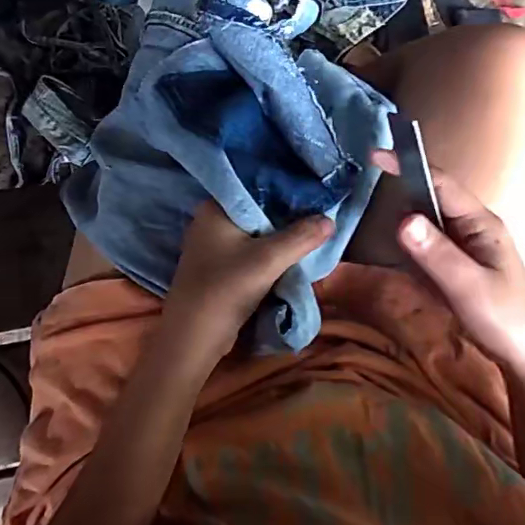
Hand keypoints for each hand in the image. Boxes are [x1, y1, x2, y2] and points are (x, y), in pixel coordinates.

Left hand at [162, 201, 333, 357]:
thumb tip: (330, 220)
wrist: (194, 337)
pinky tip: (292, 254)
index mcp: (215, 208)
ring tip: (313, 230)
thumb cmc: (226, 288)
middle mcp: (210, 221)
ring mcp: (212, 246)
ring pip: (255, 233)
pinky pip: (250, 251)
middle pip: (258, 211)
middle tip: (320, 212)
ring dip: (280, 236)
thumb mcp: (269, 259)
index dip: (286, 188)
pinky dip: (269, 253)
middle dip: (287, 215)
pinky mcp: (218, 267)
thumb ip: (302, 236)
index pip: (256, 186)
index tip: (315, 192)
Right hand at [369, 151, 524, 374]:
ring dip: (403, 216)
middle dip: (402, 188)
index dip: (409, 167)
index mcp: (481, 223)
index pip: (441, 184)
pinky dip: (409, 243)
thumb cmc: (504, 319)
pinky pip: (428, 246)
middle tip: (364, 183)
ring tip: (368, 208)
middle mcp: (473, 228)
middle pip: (433, 198)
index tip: (375, 156)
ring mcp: (466, 248)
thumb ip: (436, 253)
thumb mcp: (468, 286)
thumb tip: (402, 219)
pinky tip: (390, 248)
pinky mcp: (458, 267)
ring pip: (428, 222)